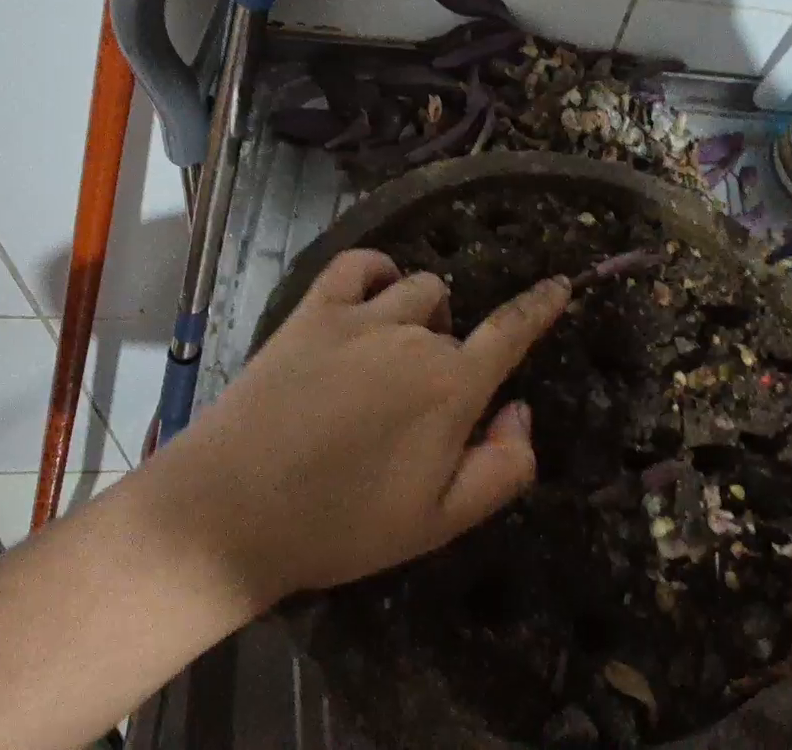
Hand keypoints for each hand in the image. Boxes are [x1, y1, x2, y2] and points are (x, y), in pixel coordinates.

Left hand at [148, 250, 570, 607]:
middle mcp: (414, 338)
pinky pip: (359, 264)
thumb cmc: (342, 525)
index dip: (541, 306)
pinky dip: (378, 271)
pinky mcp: (311, 312)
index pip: (512, 331)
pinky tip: (374, 295)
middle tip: (421, 409)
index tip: (561, 285)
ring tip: (398, 353)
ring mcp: (360, 318)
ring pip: (419, 289)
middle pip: (458, 327)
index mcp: (452, 387)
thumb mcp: (441, 522)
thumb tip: (519, 409)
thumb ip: (504, 466)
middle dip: (455, 357)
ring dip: (425, 314)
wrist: (231, 513)